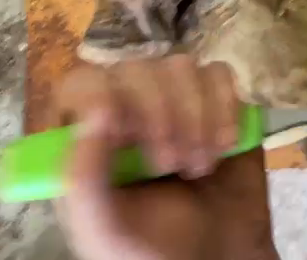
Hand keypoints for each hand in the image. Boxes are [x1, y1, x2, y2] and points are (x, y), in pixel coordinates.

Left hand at [50, 57, 275, 259]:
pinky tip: (225, 147)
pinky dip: (225, 107)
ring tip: (199, 165)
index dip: (99, 94)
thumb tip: (94, 114)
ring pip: (182, 65)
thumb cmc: (154, 253)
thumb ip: (85, 179)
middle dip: (159, 114)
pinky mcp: (218, 98)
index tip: (122, 130)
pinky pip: (220, 74)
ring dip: (195, 115)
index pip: (81, 83)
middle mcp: (129, 107)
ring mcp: (176, 98)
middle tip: (170, 164)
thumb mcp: (105, 230)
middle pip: (137, 69)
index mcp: (90, 137)